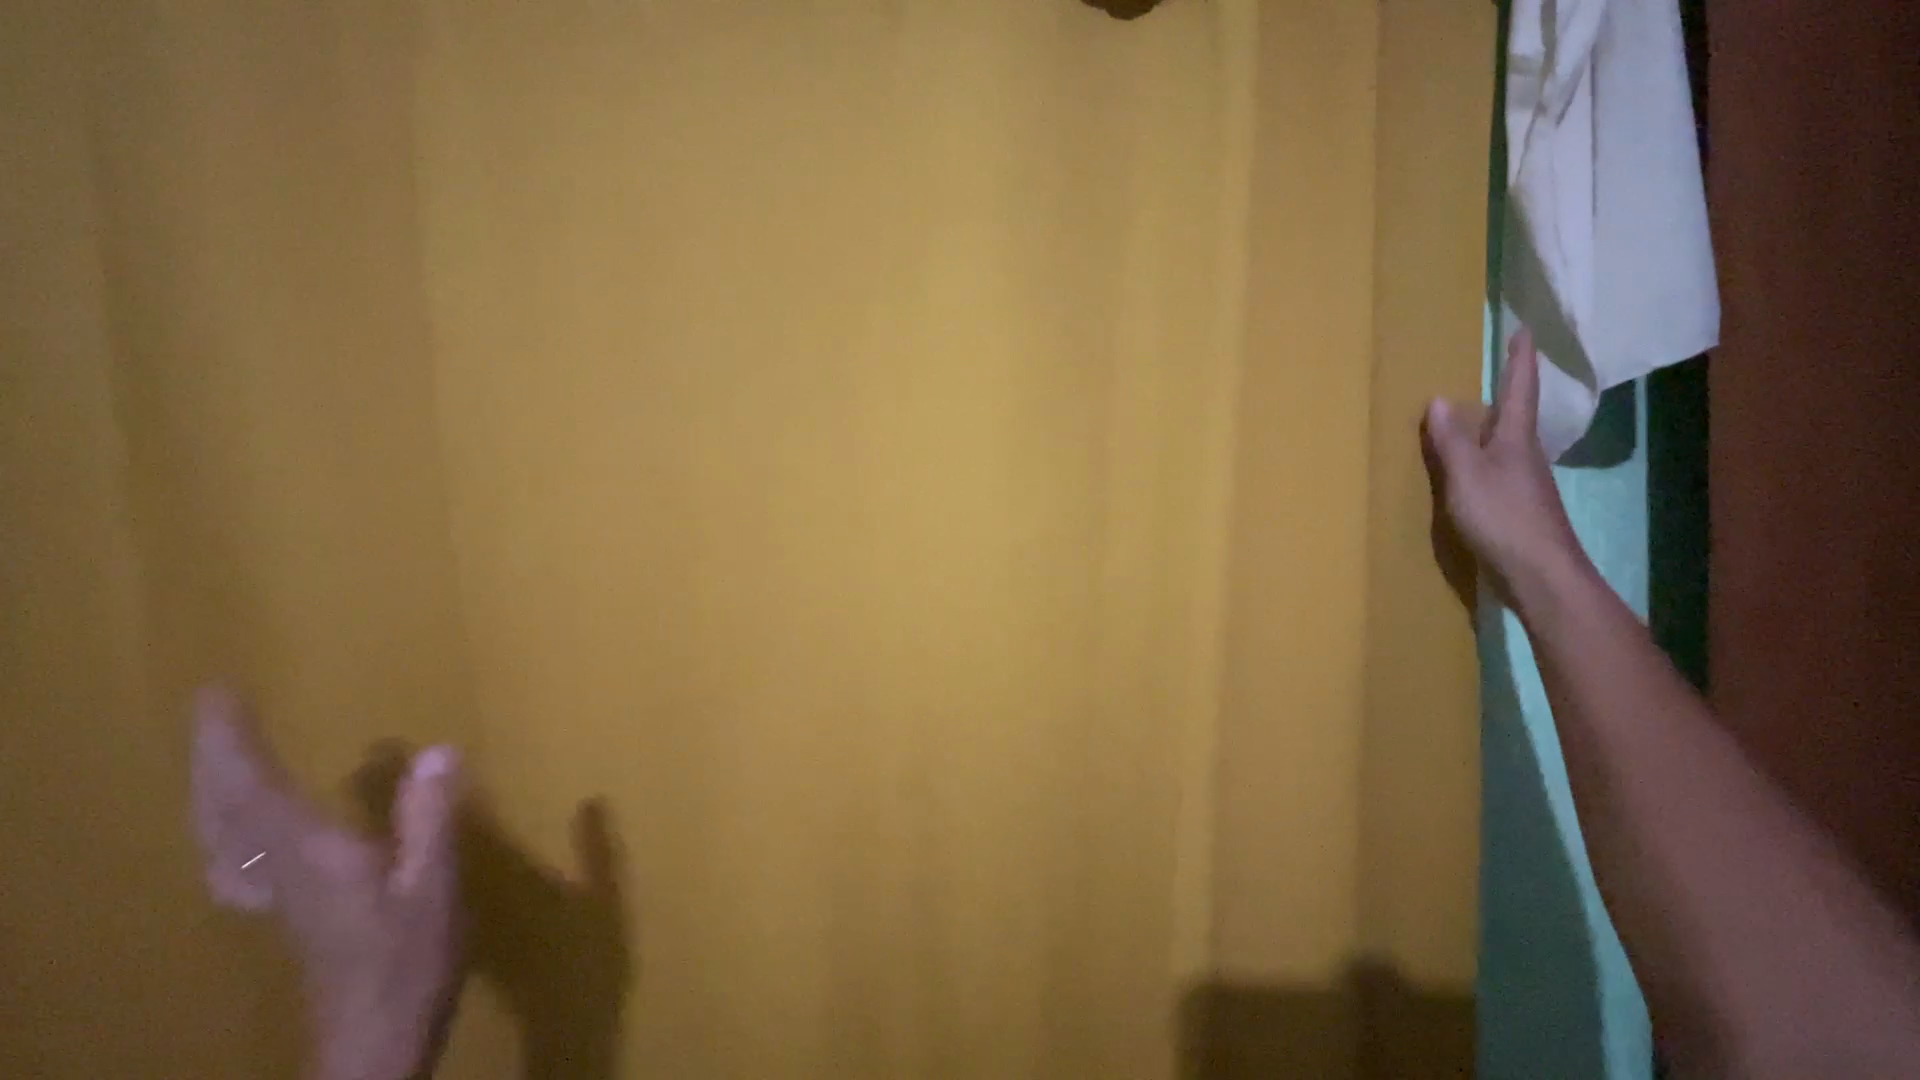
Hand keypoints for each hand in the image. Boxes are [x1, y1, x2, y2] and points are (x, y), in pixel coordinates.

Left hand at [191, 686, 462, 1079]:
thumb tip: (438, 749)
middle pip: (223, 808)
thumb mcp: (434, 883)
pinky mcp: (287, 912)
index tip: (220, 692)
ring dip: (210, 789)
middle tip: (212, 709)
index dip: (232, 740)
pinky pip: (234, 862)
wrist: (375, 1034)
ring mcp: (276, 895)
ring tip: (216, 756)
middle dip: (212, 756)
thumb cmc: (409, 956)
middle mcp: (278, 869)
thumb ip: (430, 818)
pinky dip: (223, 833)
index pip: (254, 788)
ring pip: (219, 835)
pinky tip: (233, 835)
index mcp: (310, 854)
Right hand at [1422, 328, 1587, 604]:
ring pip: (1505, 446)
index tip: (1524, 330)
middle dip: (1506, 392)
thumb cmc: (1503, 518)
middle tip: (1493, 370)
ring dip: (1489, 429)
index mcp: (1515, 441)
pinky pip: (1495, 473)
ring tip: (1469, 418)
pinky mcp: (1516, 510)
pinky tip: (1466, 472)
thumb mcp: (1467, 476)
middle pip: (1514, 417)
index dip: (1520, 361)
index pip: (1519, 391)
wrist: (1539, 575)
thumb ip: (1451, 441)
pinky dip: (1480, 461)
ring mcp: (1523, 485)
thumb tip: (1439, 398)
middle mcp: (1525, 456)